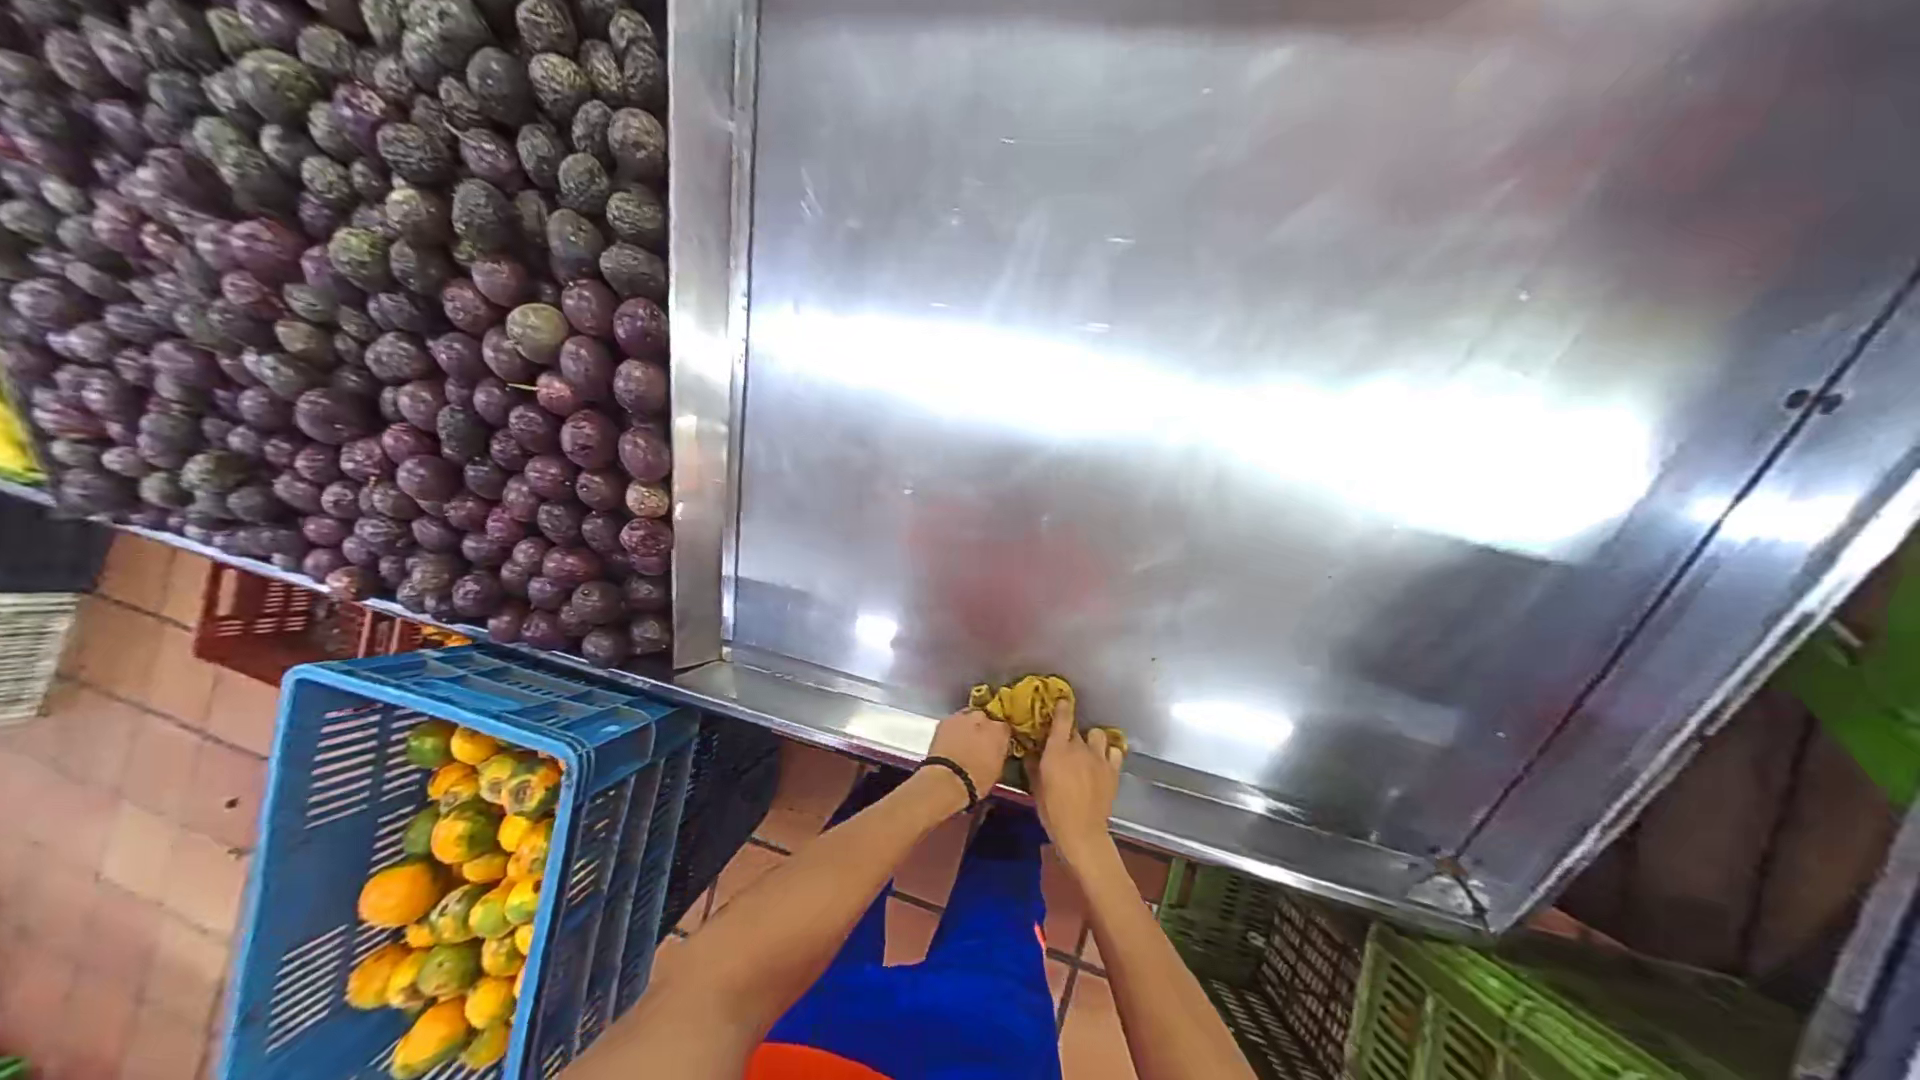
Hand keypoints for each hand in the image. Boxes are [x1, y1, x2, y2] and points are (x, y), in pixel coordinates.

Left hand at [924, 708, 1010, 809]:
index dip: (998, 738)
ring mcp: (963, 717)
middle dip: (982, 729)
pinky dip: (952, 731)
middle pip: (984, 719)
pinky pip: (952, 723)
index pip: (1004, 728)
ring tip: (961, 743)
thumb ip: (998, 752)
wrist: (948, 779)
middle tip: (977, 744)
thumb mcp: (997, 768)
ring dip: (966, 727)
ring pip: (967, 719)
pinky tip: (949, 742)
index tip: (994, 746)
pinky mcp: (944, 721)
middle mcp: (983, 718)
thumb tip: (994, 750)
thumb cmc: (977, 780)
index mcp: (1000, 731)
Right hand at [1031, 697, 1124, 865]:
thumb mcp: (1037, 787)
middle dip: (1070, 733)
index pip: (1062, 719)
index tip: (1062, 700)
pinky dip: (1109, 753)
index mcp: (1057, 750)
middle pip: (1076, 729)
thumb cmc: (1053, 811)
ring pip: (1097, 734)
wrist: (1082, 832)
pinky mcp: (1113, 770)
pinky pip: (1114, 751)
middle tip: (1066, 745)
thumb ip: (1034, 766)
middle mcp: (1079, 748)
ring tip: (1088, 750)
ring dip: (1091, 740)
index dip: (1062, 707)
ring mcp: (1099, 758)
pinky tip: (1103, 761)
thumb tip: (1030, 753)